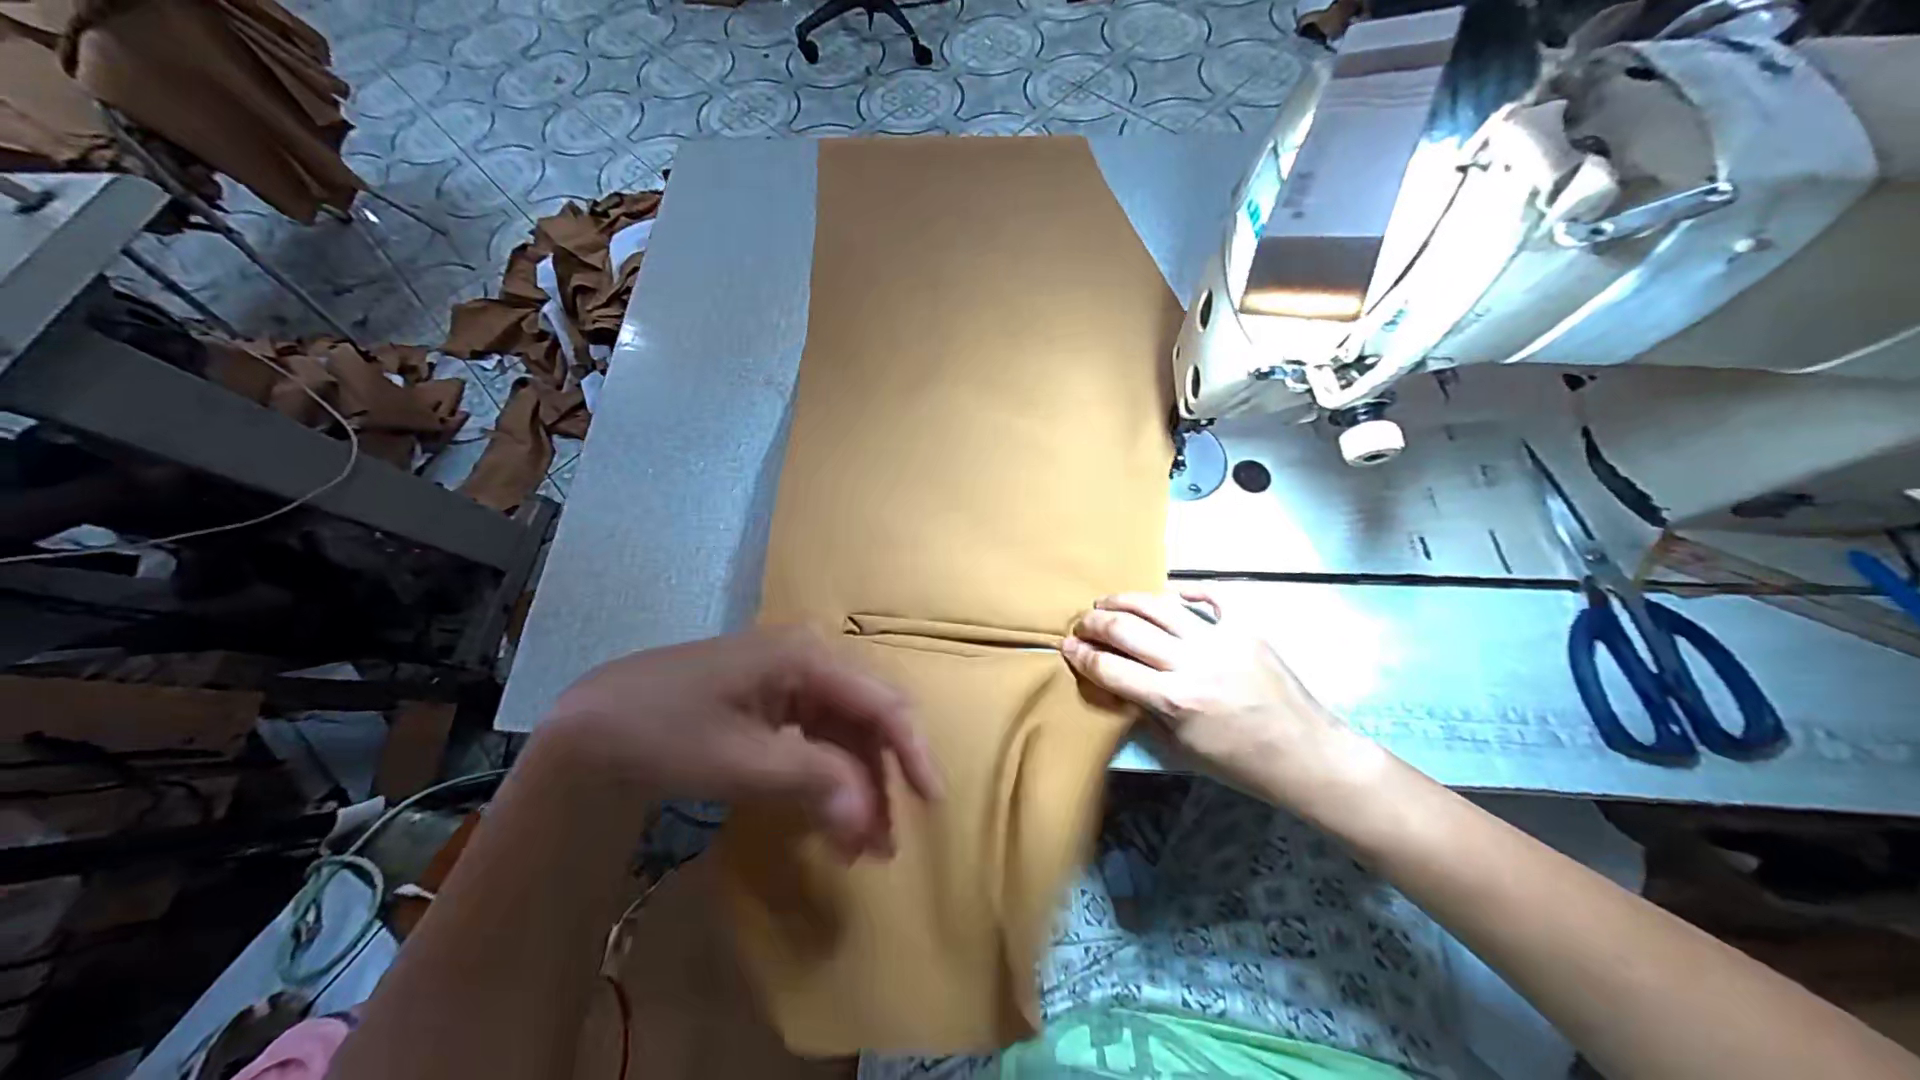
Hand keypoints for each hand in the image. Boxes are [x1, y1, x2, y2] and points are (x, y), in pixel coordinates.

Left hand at [540, 629, 941, 860]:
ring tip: (860, 843)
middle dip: (881, 778)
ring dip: (857, 782)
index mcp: (806, 655)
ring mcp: (790, 676)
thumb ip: (814, 782)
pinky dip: (829, 774)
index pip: (881, 702)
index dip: (912, 751)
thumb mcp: (740, 760)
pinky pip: (818, 734)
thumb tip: (869, 819)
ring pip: (846, 729)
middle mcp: (808, 656)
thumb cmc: (664, 732)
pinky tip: (830, 812)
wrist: (591, 728)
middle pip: (868, 717)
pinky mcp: (772, 698)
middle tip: (884, 842)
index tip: (932, 803)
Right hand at [1061, 590, 1373, 802]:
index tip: (1066, 646)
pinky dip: (1186, 590)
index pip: (1111, 668)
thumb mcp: (1180, 748)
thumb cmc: (1239, 763)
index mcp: (1174, 700)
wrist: (1305, 756)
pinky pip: (1211, 597)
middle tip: (1082, 623)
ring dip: (1126, 600)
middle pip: (1127, 630)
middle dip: (1095, 623)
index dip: (1082, 655)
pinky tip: (1168, 592)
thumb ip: (1142, 710)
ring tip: (1107, 602)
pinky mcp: (1246, 628)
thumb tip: (1113, 681)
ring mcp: (1221, 640)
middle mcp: (1192, 664)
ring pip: (1160, 605)